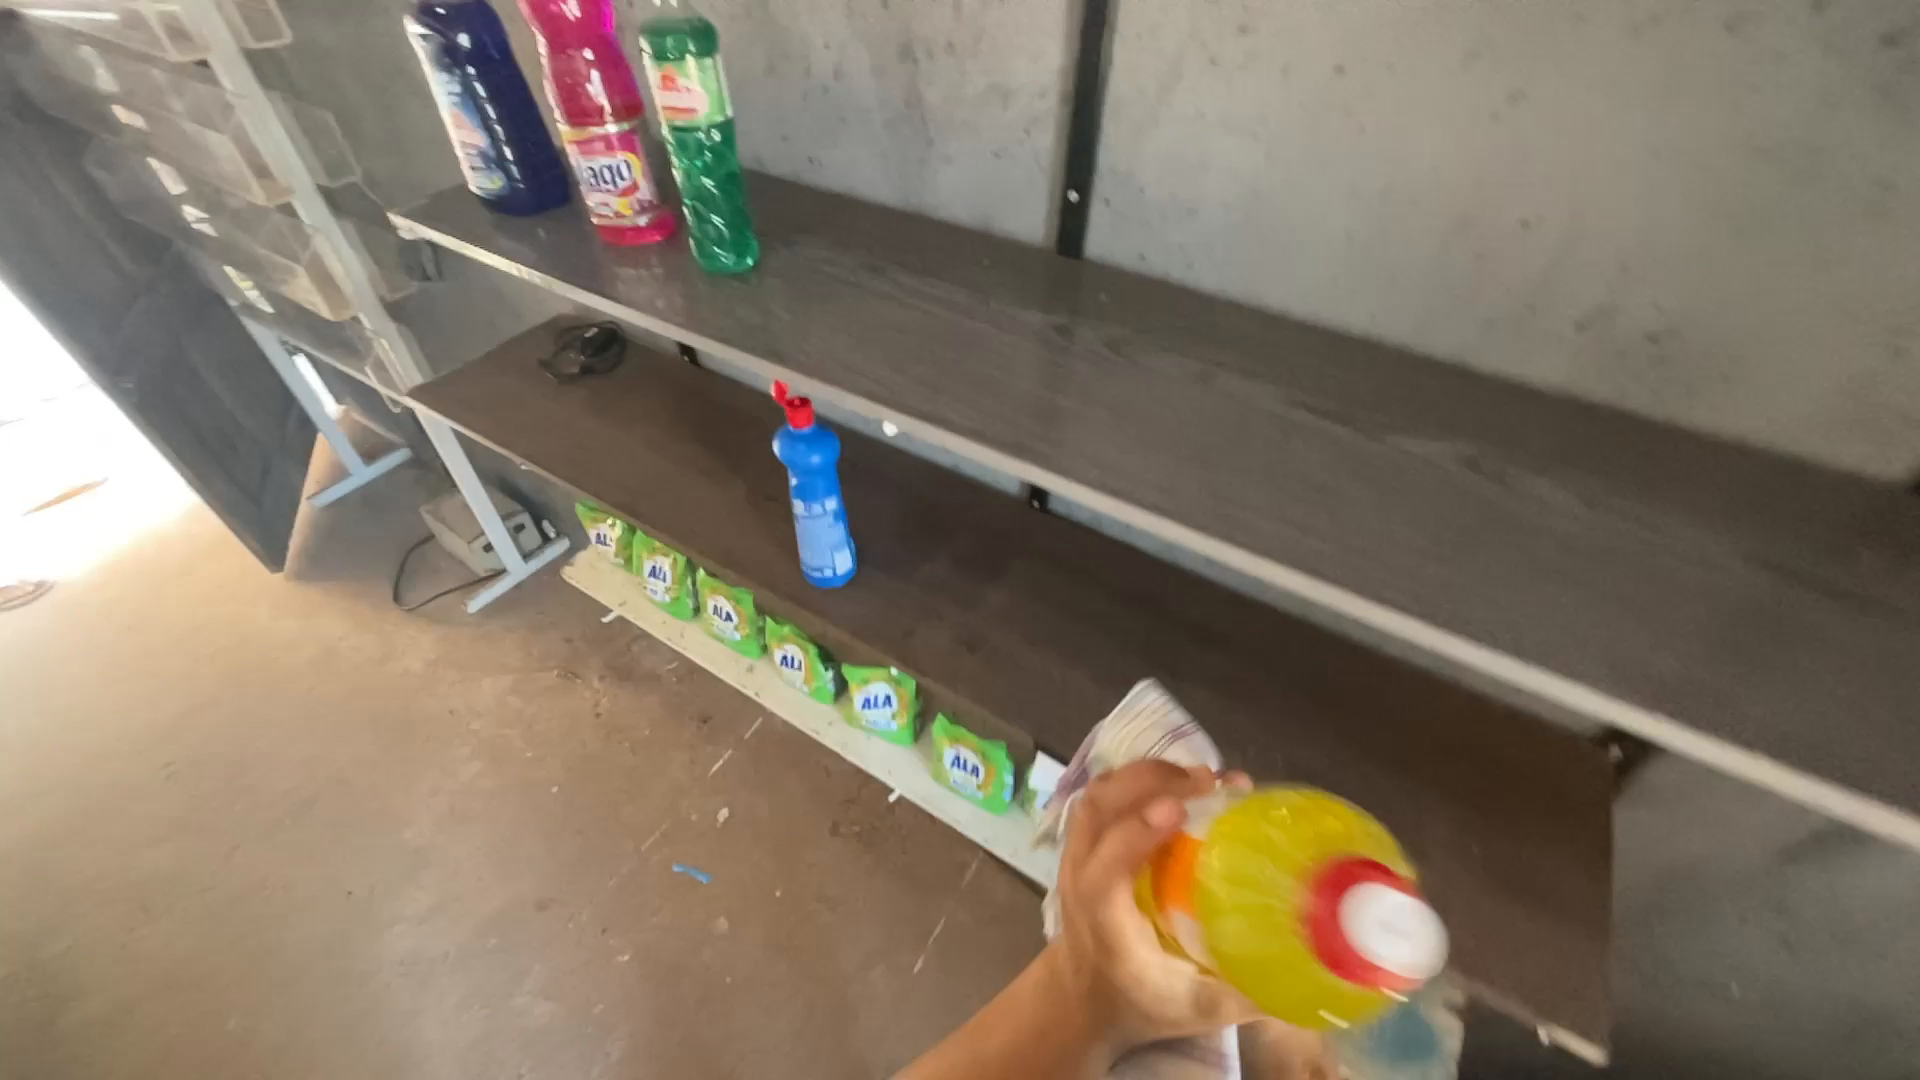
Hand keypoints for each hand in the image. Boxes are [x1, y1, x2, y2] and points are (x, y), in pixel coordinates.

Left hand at [1046, 760, 1263, 1053]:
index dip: (1138, 832)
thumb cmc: (1140, 999)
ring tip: (1197, 776)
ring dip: (1145, 774)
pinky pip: (1104, 794)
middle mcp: (1081, 873)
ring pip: (1099, 793)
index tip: (1180, 809)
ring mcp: (1076, 850)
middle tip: (1208, 781)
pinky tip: (1176, 781)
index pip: (1106, 868)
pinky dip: (1138, 778)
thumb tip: (1309, 967)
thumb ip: (1245, 991)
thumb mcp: (1195, 1007)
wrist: (1084, 991)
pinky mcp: (1085, 838)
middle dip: (1150, 783)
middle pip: (1099, 810)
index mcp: (1103, 918)